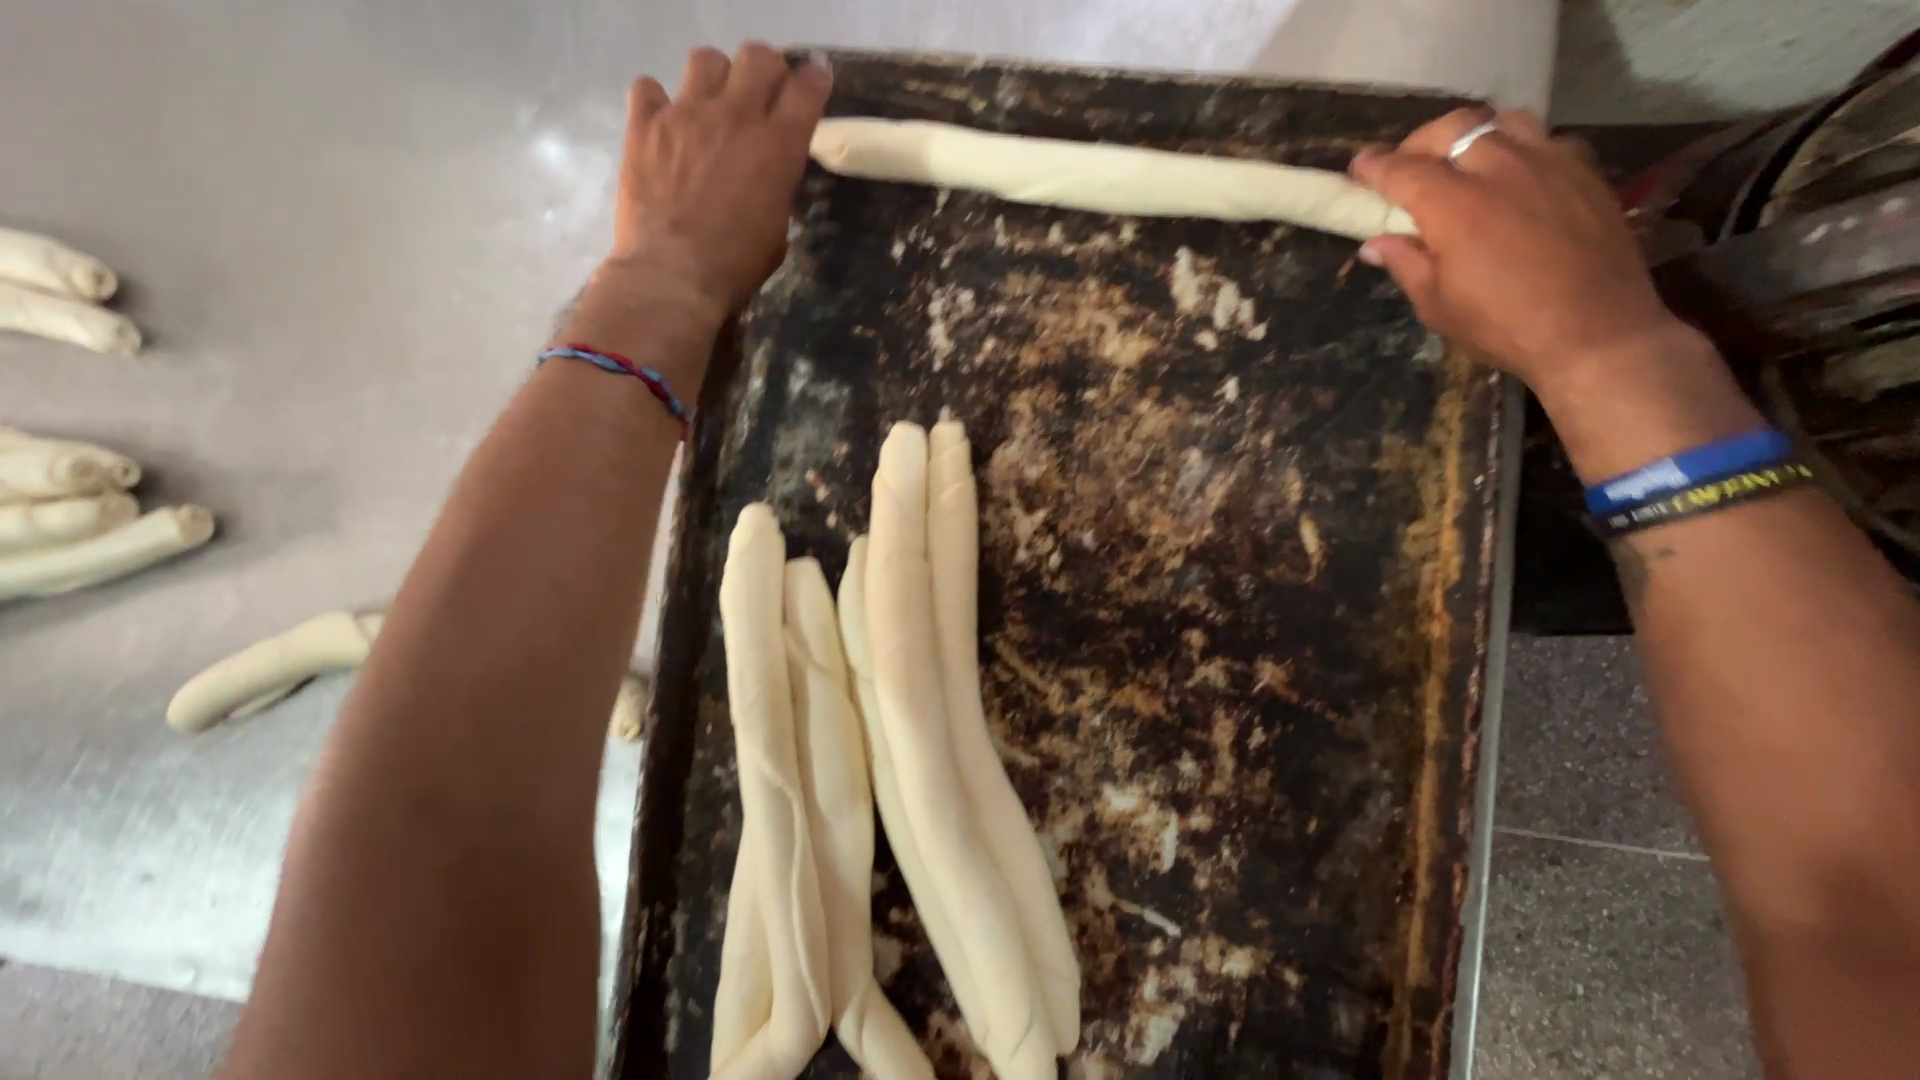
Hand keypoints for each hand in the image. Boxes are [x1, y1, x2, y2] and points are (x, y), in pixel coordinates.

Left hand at [605, 44, 832, 322]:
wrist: (673, 275)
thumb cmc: (735, 266)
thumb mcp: (776, 230)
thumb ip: (777, 188)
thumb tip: (769, 177)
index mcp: (778, 147)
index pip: (807, 88)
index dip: (815, 78)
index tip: (815, 80)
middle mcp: (735, 117)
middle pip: (758, 57)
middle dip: (766, 70)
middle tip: (763, 92)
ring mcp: (686, 115)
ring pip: (706, 59)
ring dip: (715, 77)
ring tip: (711, 103)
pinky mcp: (644, 125)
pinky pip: (649, 87)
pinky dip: (657, 101)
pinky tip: (663, 123)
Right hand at [1349, 108, 1691, 397]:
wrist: (1595, 332)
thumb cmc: (1503, 325)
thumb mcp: (1437, 305)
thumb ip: (1406, 264)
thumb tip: (1376, 244)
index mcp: (1455, 206)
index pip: (1403, 171)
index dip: (1374, 167)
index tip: (1357, 169)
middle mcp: (1500, 170)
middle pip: (1453, 128)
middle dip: (1420, 142)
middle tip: (1407, 166)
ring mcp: (1548, 164)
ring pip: (1503, 120)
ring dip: (1472, 135)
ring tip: (1462, 161)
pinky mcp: (1584, 172)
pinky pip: (1545, 139)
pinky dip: (1518, 147)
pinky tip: (1513, 176)